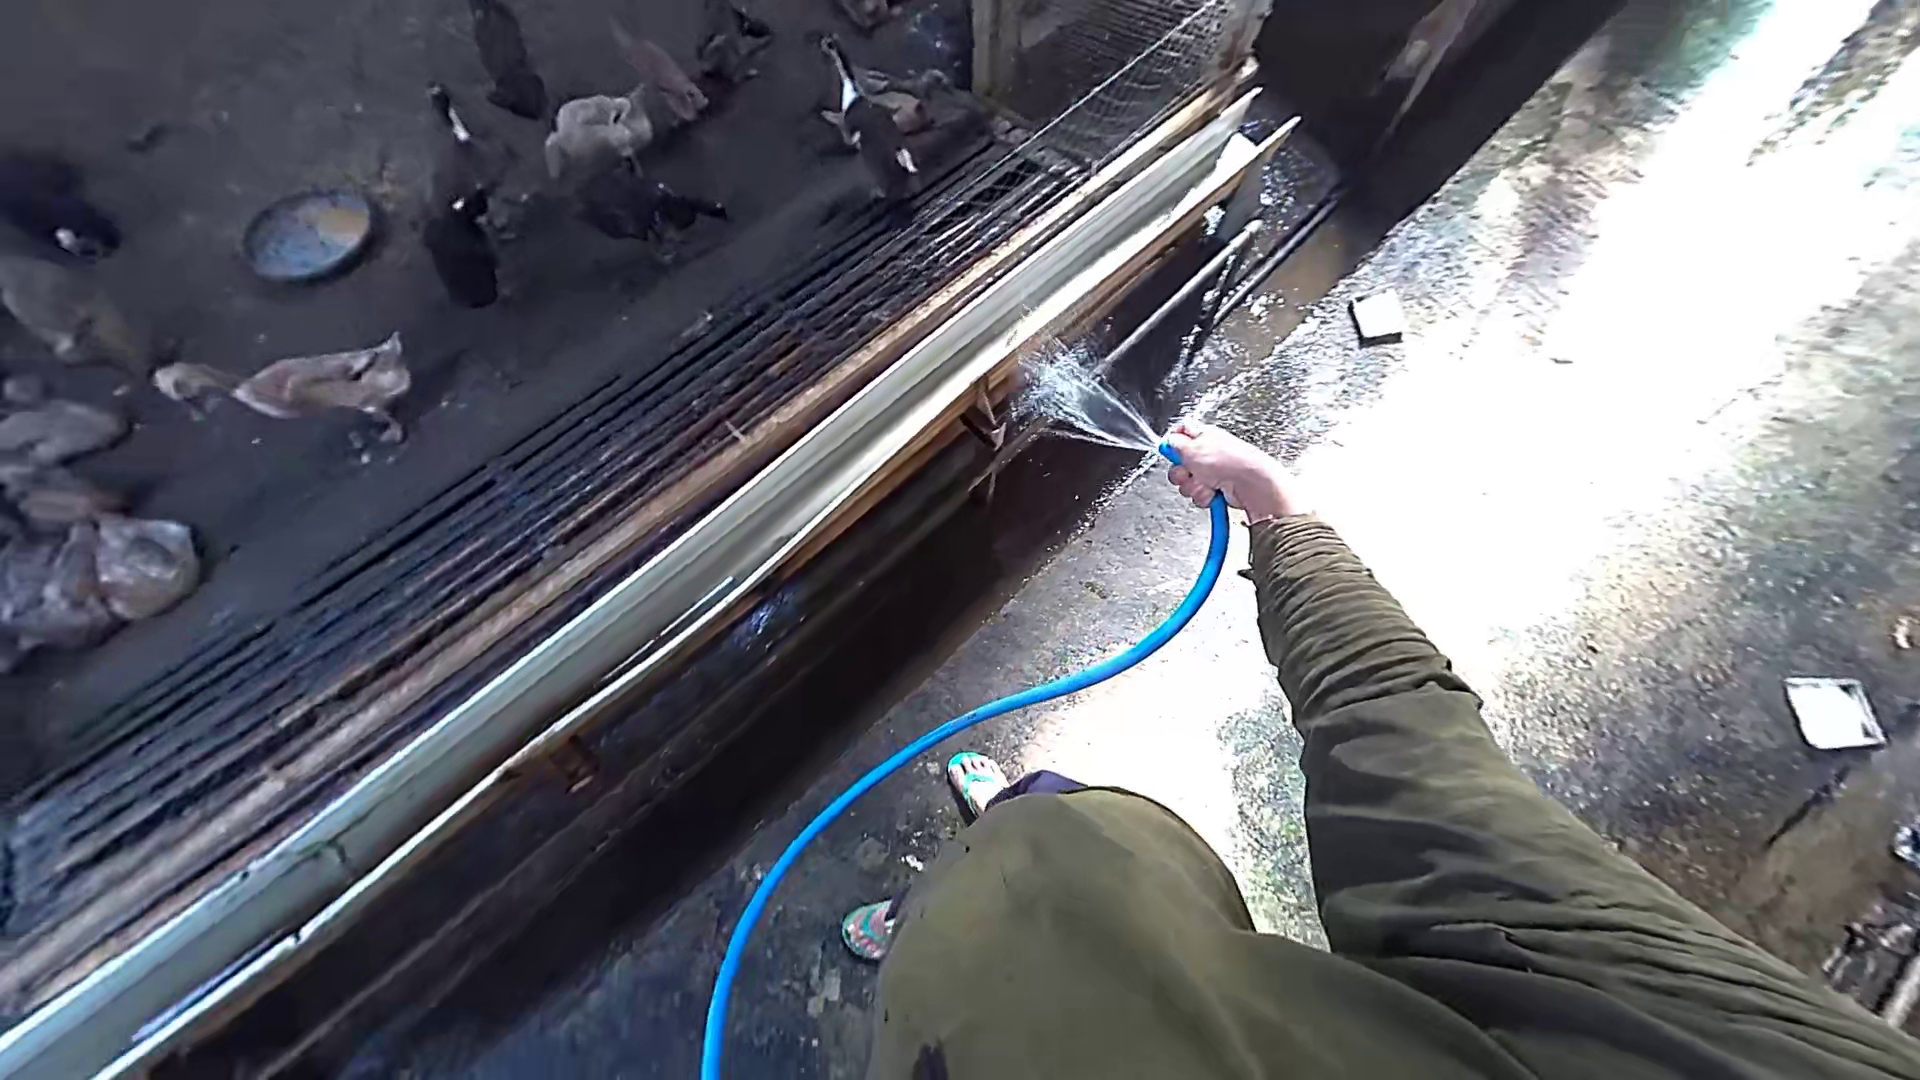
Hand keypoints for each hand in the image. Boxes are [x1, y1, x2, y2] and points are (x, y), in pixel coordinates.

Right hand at [1163, 421, 1308, 522]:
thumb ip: (1174, 444)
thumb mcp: (1192, 447)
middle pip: (1179, 463)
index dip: (1172, 443)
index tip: (1171, 452)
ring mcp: (1211, 472)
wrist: (1249, 484)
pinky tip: (1212, 493)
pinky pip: (1197, 495)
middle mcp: (1207, 453)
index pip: (1180, 434)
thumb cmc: (1228, 461)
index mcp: (1203, 436)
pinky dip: (1202, 496)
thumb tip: (1166, 442)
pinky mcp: (1215, 489)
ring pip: (1187, 483)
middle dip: (1181, 473)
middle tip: (1190, 472)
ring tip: (1206, 484)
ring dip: (1193, 486)